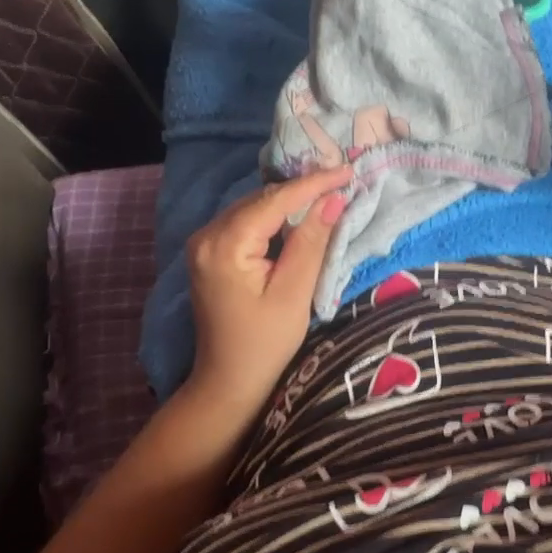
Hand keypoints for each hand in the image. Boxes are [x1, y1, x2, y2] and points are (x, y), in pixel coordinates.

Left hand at [183, 166, 352, 418]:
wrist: (228, 381)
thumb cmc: (264, 344)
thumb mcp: (294, 293)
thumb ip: (311, 243)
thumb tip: (333, 200)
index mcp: (225, 245)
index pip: (275, 201)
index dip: (314, 184)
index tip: (348, 171)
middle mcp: (207, 236)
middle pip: (261, 200)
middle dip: (302, 188)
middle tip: (342, 178)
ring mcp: (204, 244)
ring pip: (254, 208)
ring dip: (289, 200)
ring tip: (328, 190)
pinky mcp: (210, 254)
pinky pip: (246, 222)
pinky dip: (274, 216)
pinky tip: (299, 213)